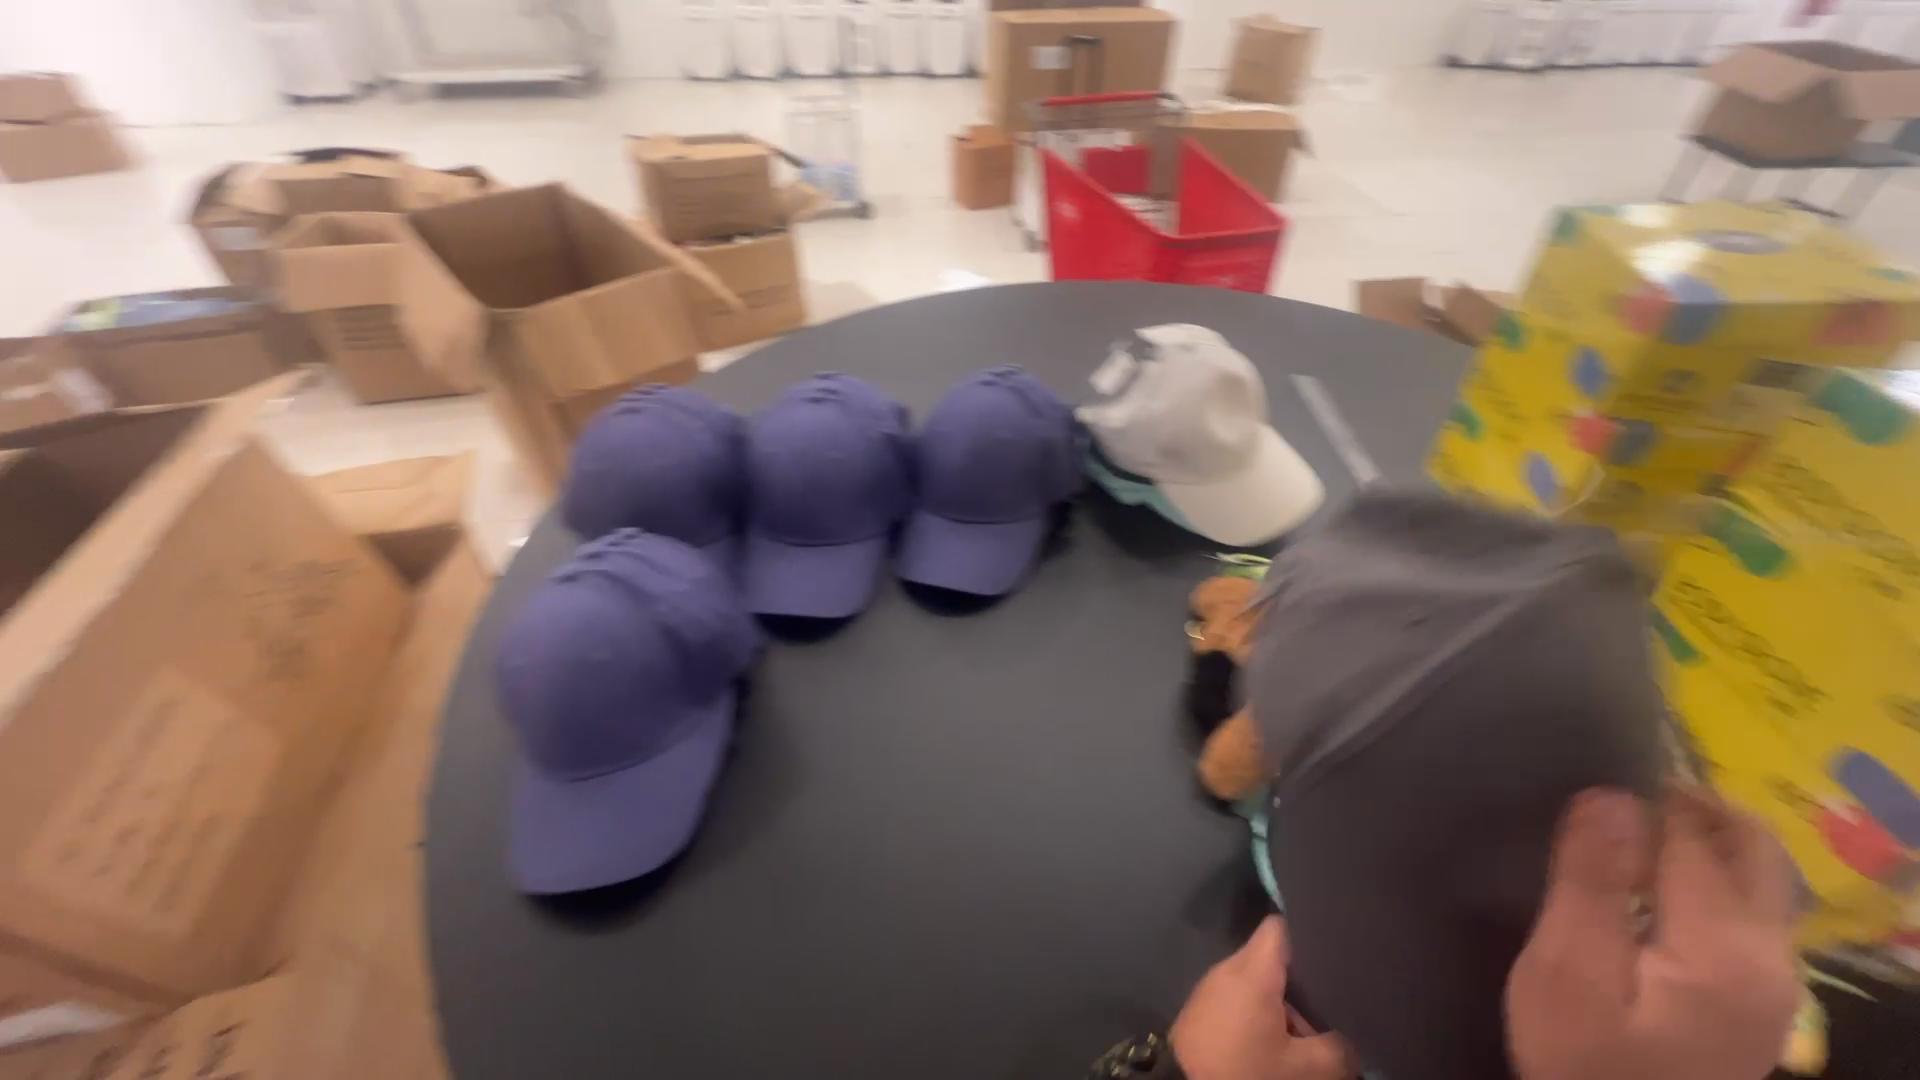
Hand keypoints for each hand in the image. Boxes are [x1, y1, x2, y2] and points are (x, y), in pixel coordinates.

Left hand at [1171, 916, 1357, 1079]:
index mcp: (1252, 971)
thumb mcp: (1300, 1071)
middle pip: (1275, 957)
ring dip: (1289, 1004)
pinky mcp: (1208, 1007)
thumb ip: (1336, 1052)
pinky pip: (1245, 998)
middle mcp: (1231, 969)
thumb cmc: (1242, 1072)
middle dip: (1308, 980)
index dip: (1309, 933)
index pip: (1280, 927)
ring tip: (1320, 1030)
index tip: (1337, 950)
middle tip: (1340, 1002)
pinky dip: (1269, 1013)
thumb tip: (1352, 1042)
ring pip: (1262, 982)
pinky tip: (1288, 1041)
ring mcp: (1215, 987)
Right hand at [1506, 785, 1799, 1079]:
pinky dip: (1707, 867)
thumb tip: (1611, 795)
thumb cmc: (1580, 1053)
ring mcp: (1774, 980)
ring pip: (1757, 874)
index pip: (1693, 836)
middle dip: (1691, 802)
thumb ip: (1592, 881)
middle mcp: (1769, 956)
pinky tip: (1653, 874)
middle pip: (1751, 849)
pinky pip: (1748, 904)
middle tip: (1617, 783)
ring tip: (1628, 819)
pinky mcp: (1759, 994)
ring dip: (1701, 832)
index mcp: (1721, 946)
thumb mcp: (1568, 968)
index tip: (1596, 764)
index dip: (1647, 793)